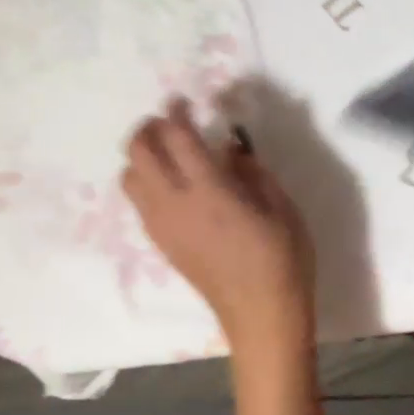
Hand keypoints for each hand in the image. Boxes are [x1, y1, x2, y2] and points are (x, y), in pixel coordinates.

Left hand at [123, 98, 314, 354]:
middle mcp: (174, 203)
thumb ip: (253, 172)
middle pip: (138, 151)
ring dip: (142, 156)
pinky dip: (147, 182)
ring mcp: (162, 225)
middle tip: (172, 123)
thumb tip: (231, 148)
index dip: (176, 112)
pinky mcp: (161, 242)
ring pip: (130, 176)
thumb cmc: (283, 259)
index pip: (177, 137)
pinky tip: (174, 187)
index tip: (185, 101)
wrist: (261, 313)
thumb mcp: (282, 208)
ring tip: (169, 154)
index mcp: (209, 191)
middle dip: (149, 129)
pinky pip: (139, 201)